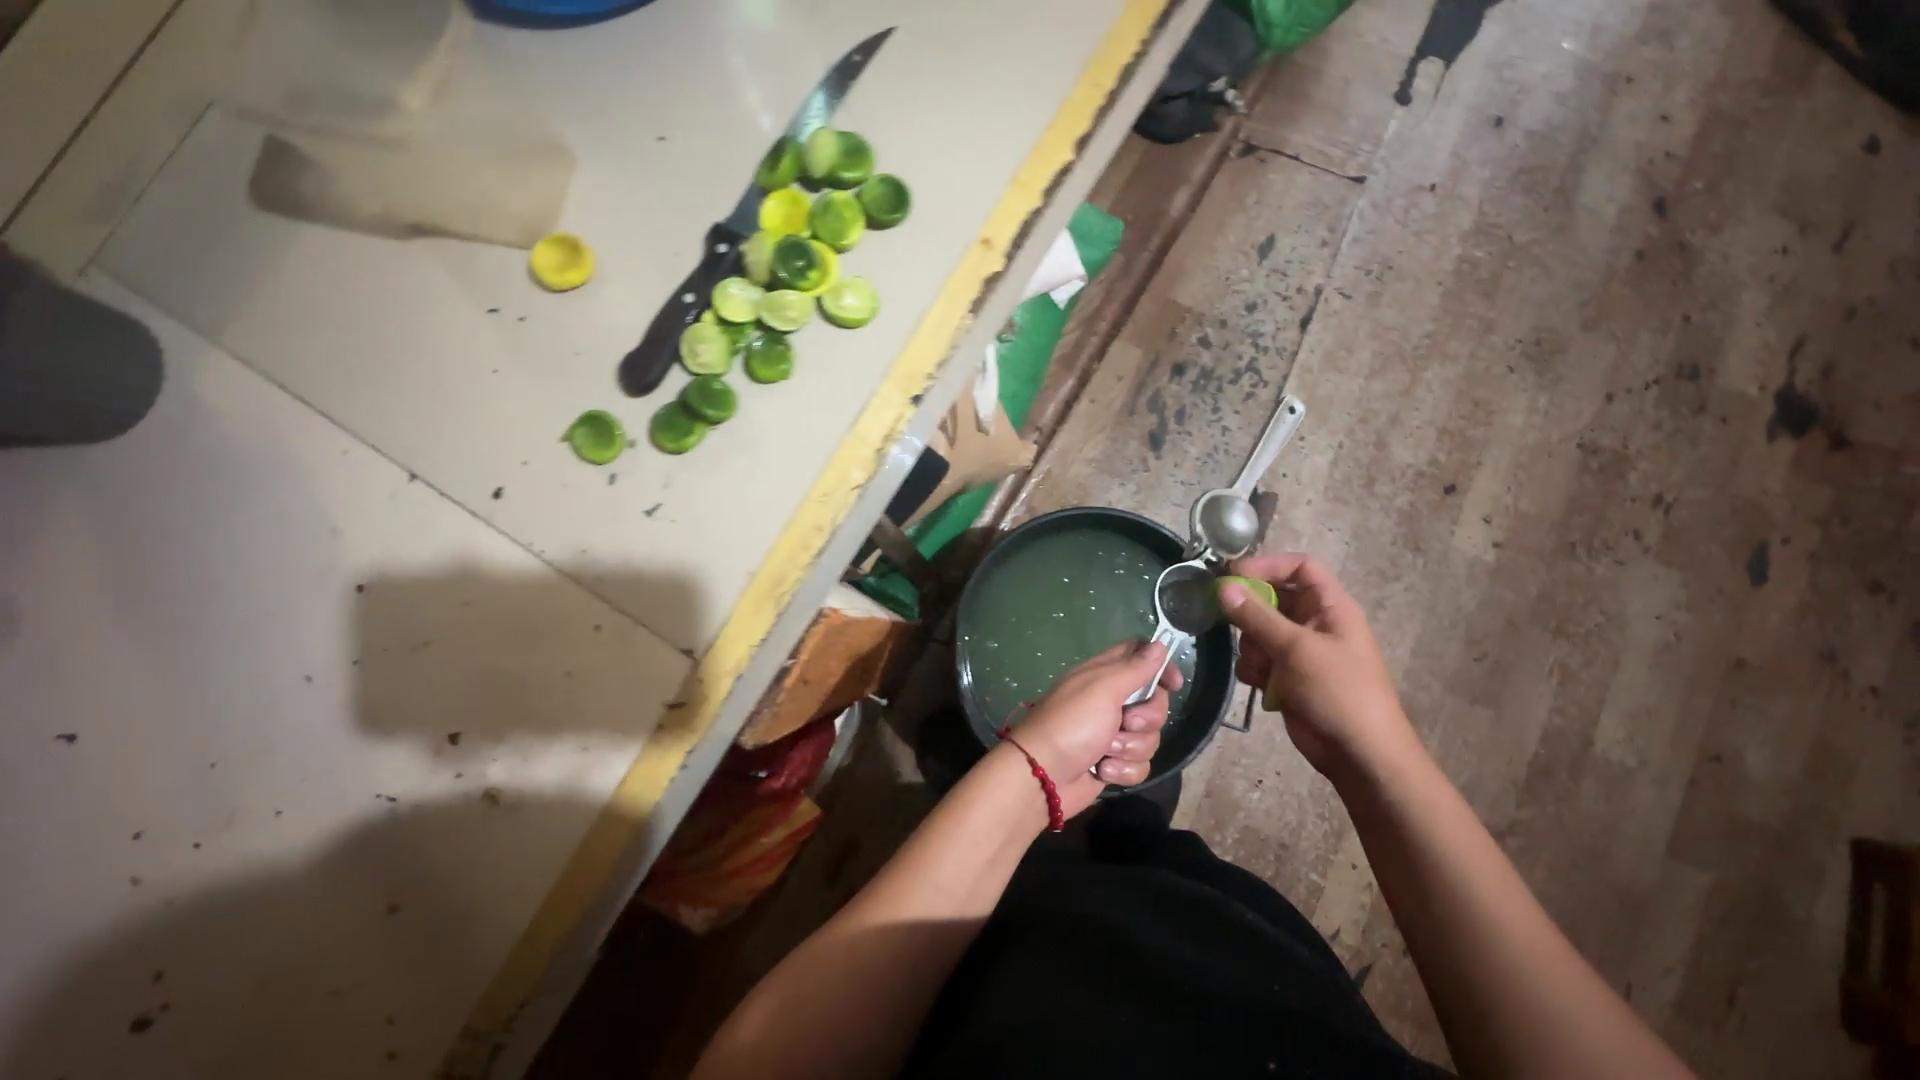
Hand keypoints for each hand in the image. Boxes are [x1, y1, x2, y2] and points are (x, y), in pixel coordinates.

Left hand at [1003, 641, 1178, 818]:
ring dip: (1130, 748)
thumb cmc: (1071, 724)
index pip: (1141, 658)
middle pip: (1154, 703)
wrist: (1043, 775)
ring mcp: (1111, 734)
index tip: (1174, 684)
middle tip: (1124, 723)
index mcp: (1105, 676)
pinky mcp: (1112, 764)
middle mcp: (1110, 702)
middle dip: (1147, 718)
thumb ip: (1135, 668)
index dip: (1161, 667)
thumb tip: (1160, 645)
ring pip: (1149, 738)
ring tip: (1104, 753)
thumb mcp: (1103, 688)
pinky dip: (1123, 770)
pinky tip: (1102, 771)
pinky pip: (1139, 765)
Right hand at [1217, 553, 1415, 778]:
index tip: (1231, 575)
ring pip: (1259, 630)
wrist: (1358, 752)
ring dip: (1250, 645)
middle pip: (1273, 598)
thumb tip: (1223, 586)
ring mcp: (1301, 651)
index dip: (1267, 566)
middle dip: (1250, 611)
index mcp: (1331, 606)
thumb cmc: (1338, 691)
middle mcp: (1315, 623)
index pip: (1299, 567)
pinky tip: (1258, 684)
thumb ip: (1257, 616)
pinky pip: (1259, 659)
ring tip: (1257, 667)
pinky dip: (1253, 668)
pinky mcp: (1288, 676)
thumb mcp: (1296, 648)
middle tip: (1226, 619)